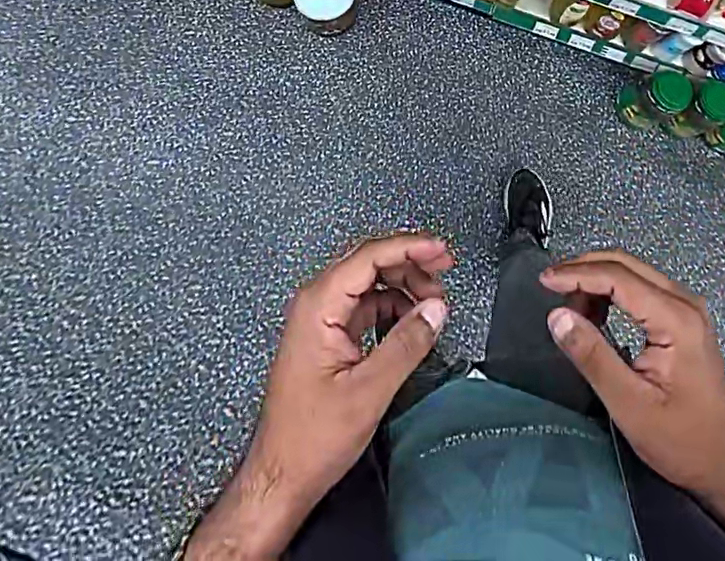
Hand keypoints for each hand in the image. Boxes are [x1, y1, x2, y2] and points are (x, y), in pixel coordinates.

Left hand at [187, 234, 453, 560]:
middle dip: (412, 260)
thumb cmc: (308, 441)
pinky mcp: (330, 334)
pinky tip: (413, 320)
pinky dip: (396, 303)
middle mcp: (316, 305)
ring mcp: (322, 318)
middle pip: (371, 260)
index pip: (370, 255)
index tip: (439, 250)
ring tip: (433, 301)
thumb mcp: (369, 391)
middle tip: (444, 266)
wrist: (280, 479)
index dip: (411, 246)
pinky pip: (368, 302)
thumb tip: (436, 309)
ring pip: (371, 280)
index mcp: (319, 307)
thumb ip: (407, 343)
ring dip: (406, 283)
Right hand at [540, 251, 724, 560]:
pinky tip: (595, 311)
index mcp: (676, 319)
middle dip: (584, 268)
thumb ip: (592, 356)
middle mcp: (685, 302)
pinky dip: (612, 290)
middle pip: (626, 263)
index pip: (618, 276)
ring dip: (597, 279)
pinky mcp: (682, 316)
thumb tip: (558, 316)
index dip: (578, 274)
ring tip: (570, 306)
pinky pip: (641, 286)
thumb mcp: (629, 404)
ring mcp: (686, 306)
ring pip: (633, 270)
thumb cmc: (682, 440)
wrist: (723, 461)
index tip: (546, 280)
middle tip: (551, 285)